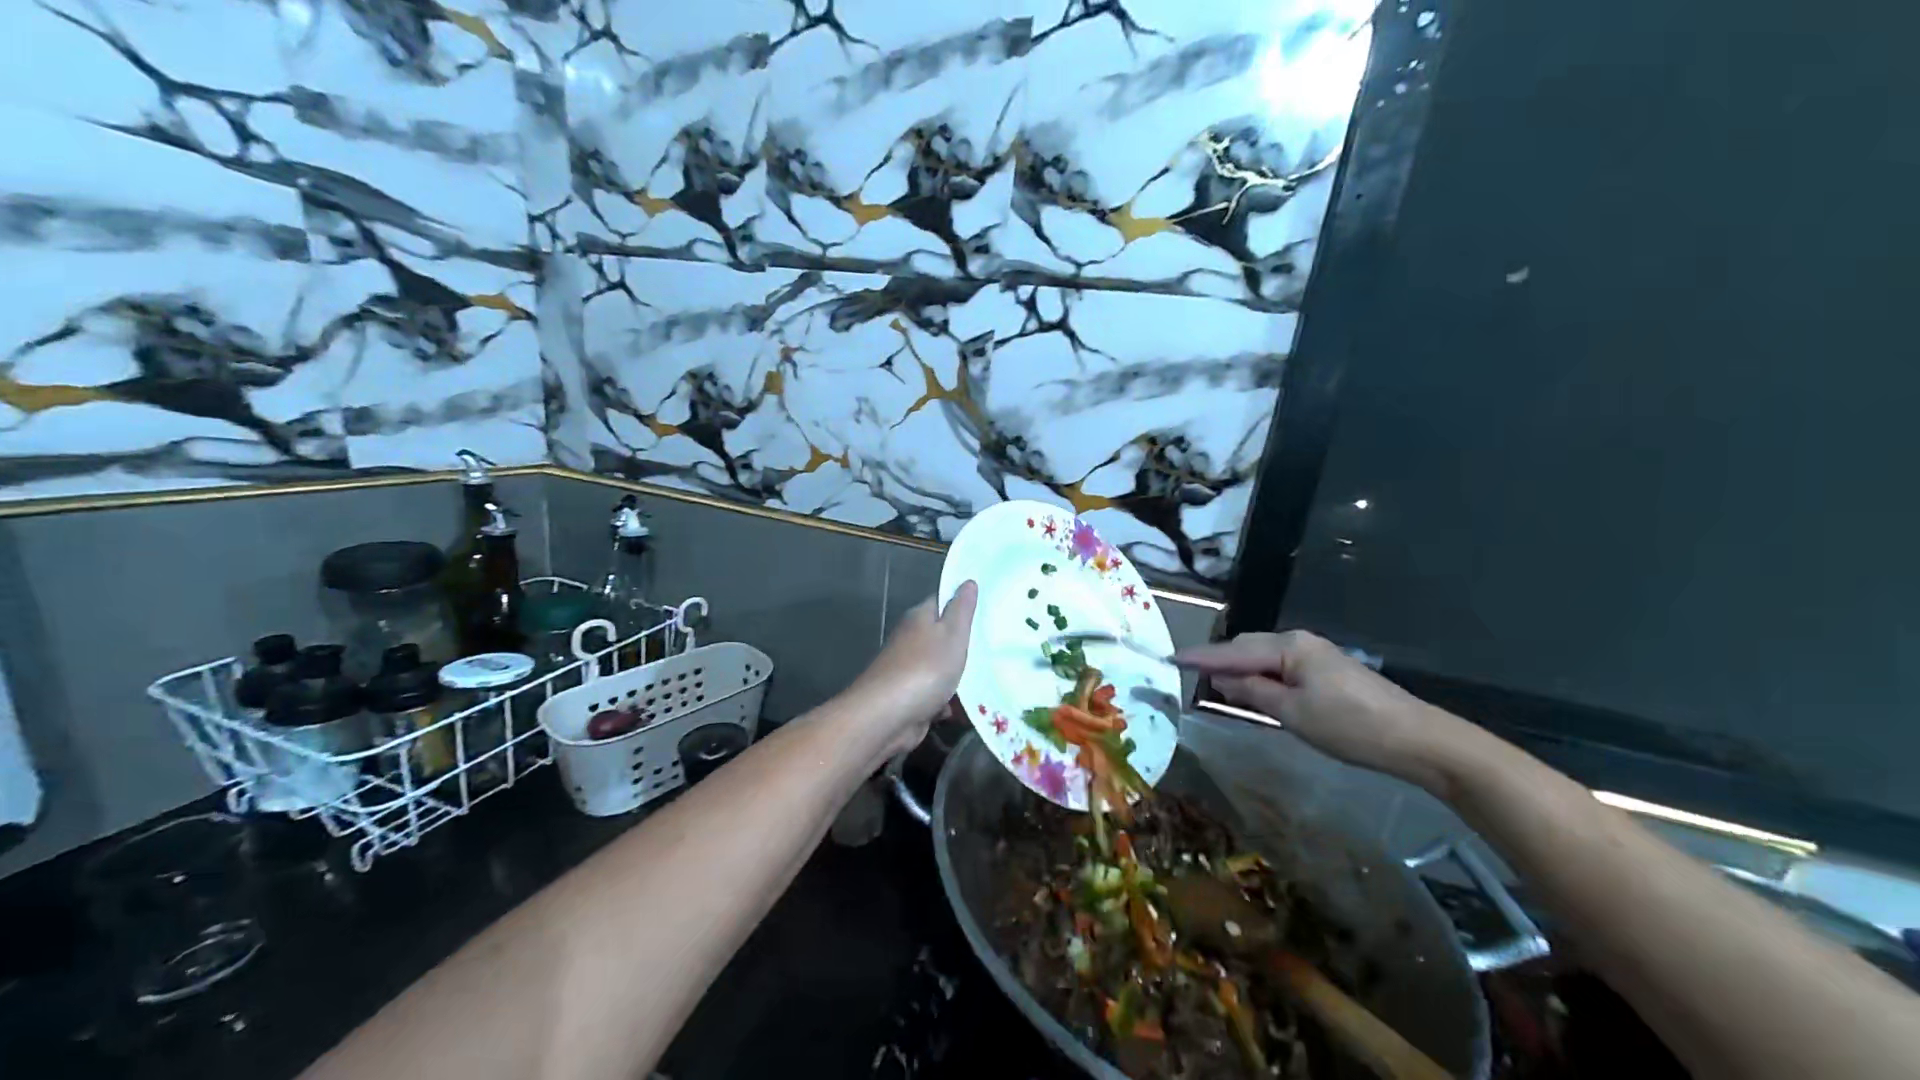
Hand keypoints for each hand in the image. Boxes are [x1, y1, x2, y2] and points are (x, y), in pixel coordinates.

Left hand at [842, 582, 977, 756]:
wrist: (887, 717)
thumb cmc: (925, 668)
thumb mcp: (952, 634)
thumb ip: (961, 609)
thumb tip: (966, 581)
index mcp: (919, 618)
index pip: (942, 601)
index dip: (963, 603)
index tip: (989, 608)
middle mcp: (911, 640)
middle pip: (942, 636)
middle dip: (964, 644)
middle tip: (994, 647)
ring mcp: (908, 670)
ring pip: (940, 668)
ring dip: (957, 677)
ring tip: (986, 679)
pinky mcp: (908, 698)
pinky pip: (934, 695)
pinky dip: (945, 702)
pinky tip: (958, 708)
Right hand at [1175, 630, 1463, 786]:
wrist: (1418, 739)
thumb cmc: (1350, 726)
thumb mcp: (1293, 713)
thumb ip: (1252, 693)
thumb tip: (1221, 681)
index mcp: (1289, 646)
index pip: (1233, 651)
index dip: (1201, 657)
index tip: (1170, 657)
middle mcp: (1300, 641)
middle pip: (1247, 646)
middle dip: (1219, 660)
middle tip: (1190, 676)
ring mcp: (1316, 654)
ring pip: (1264, 656)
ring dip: (1240, 669)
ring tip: (1215, 685)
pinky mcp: (1328, 670)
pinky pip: (1281, 666)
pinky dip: (1261, 675)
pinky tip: (1254, 689)